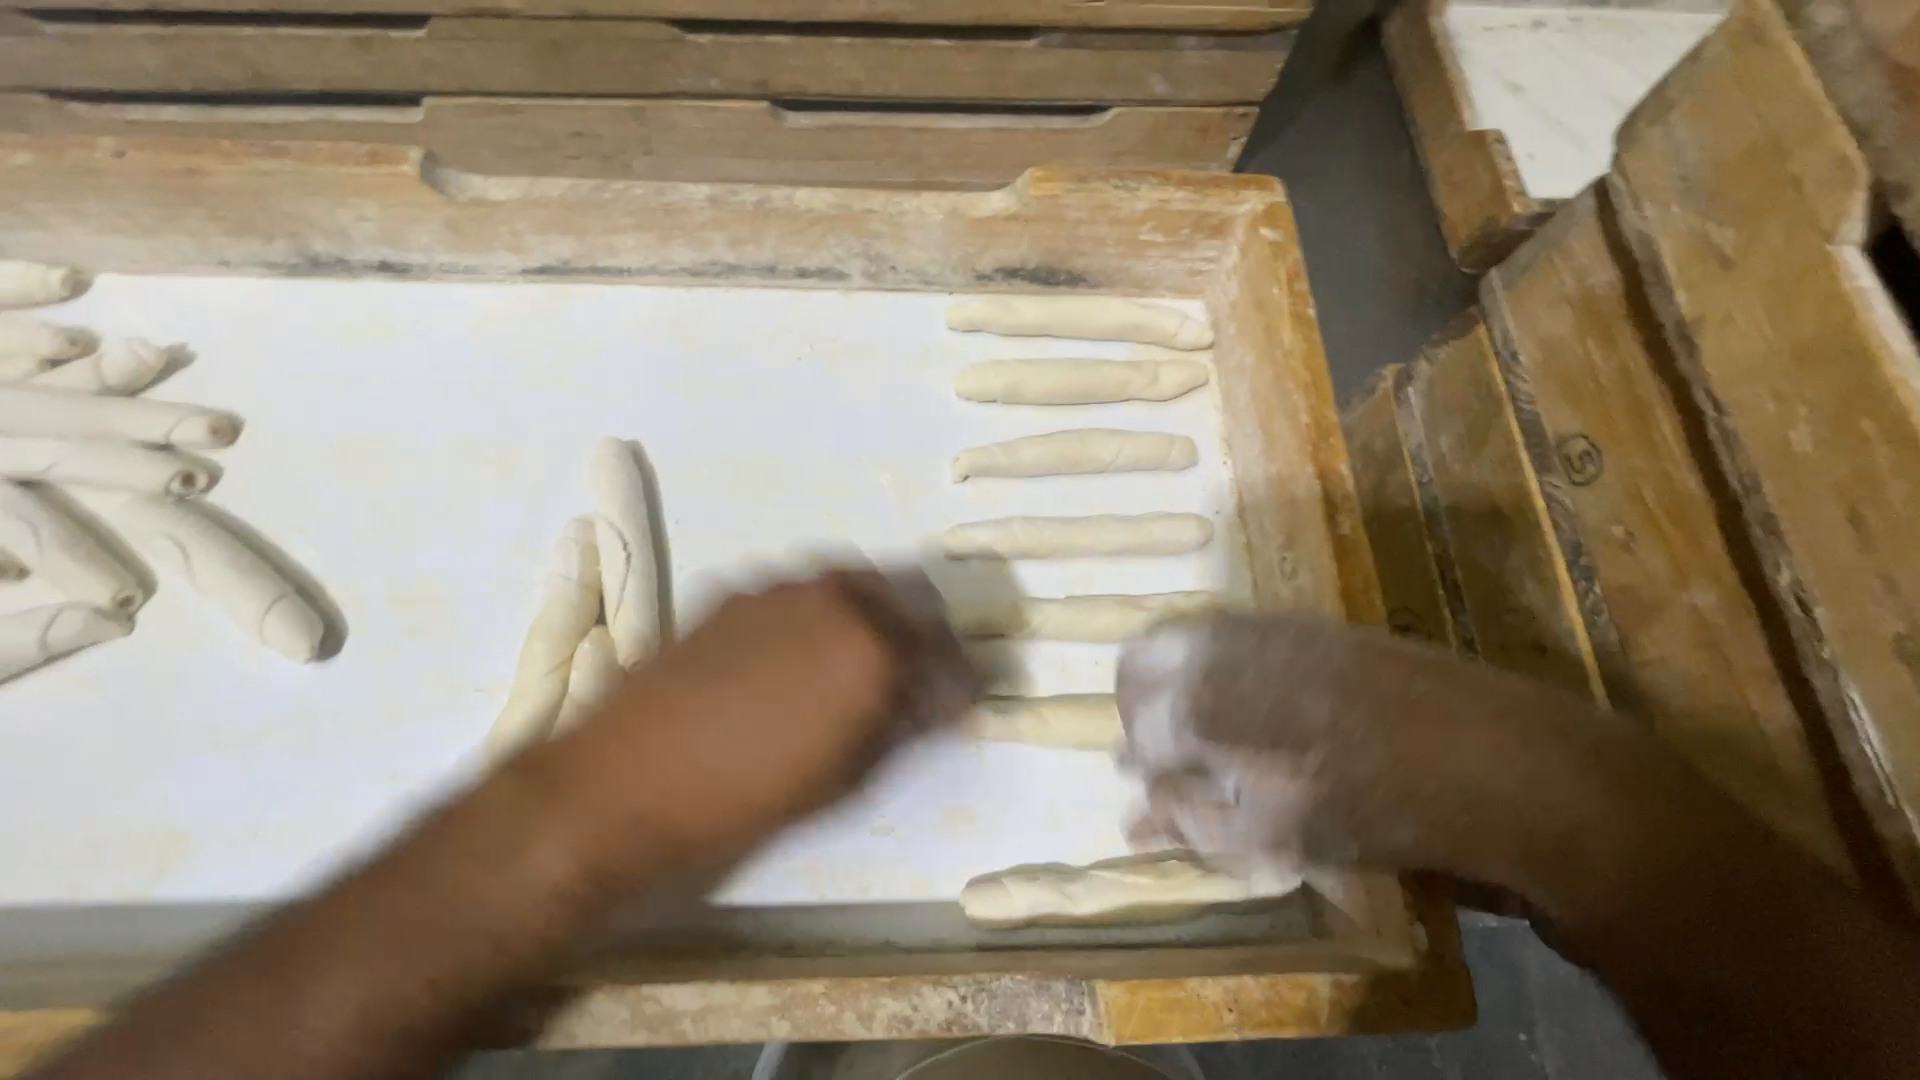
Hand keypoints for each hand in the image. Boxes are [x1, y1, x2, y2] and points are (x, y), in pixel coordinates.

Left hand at [562, 567, 979, 862]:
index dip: (961, 674)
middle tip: (916, 671)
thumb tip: (941, 700)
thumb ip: (904, 724)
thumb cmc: (747, 797)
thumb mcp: (847, 775)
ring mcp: (779, 586)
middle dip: (921, 630)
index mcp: (873, 646)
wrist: (624, 782)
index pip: (945, 648)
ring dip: (870, 614)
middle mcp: (833, 598)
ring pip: (850, 582)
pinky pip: (797, 590)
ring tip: (858, 659)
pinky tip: (796, 654)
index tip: (962, 695)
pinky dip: (816, 613)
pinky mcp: (733, 590)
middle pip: (905, 593)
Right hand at [1116, 612, 1676, 894]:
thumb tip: (1133, 821)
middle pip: (1143, 659)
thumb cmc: (1385, 814)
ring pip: (1188, 638)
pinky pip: (1237, 633)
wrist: (1509, 765)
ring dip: (1178, 683)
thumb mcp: (1278, 835)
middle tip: (1161, 752)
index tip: (1145, 785)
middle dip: (1139, 706)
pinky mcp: (1314, 623)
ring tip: (1204, 731)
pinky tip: (1255, 708)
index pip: (1134, 717)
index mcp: (1211, 699)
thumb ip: (1192, 820)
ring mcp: (1273, 627)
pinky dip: (1222, 668)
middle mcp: (1229, 646)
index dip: (1134, 756)